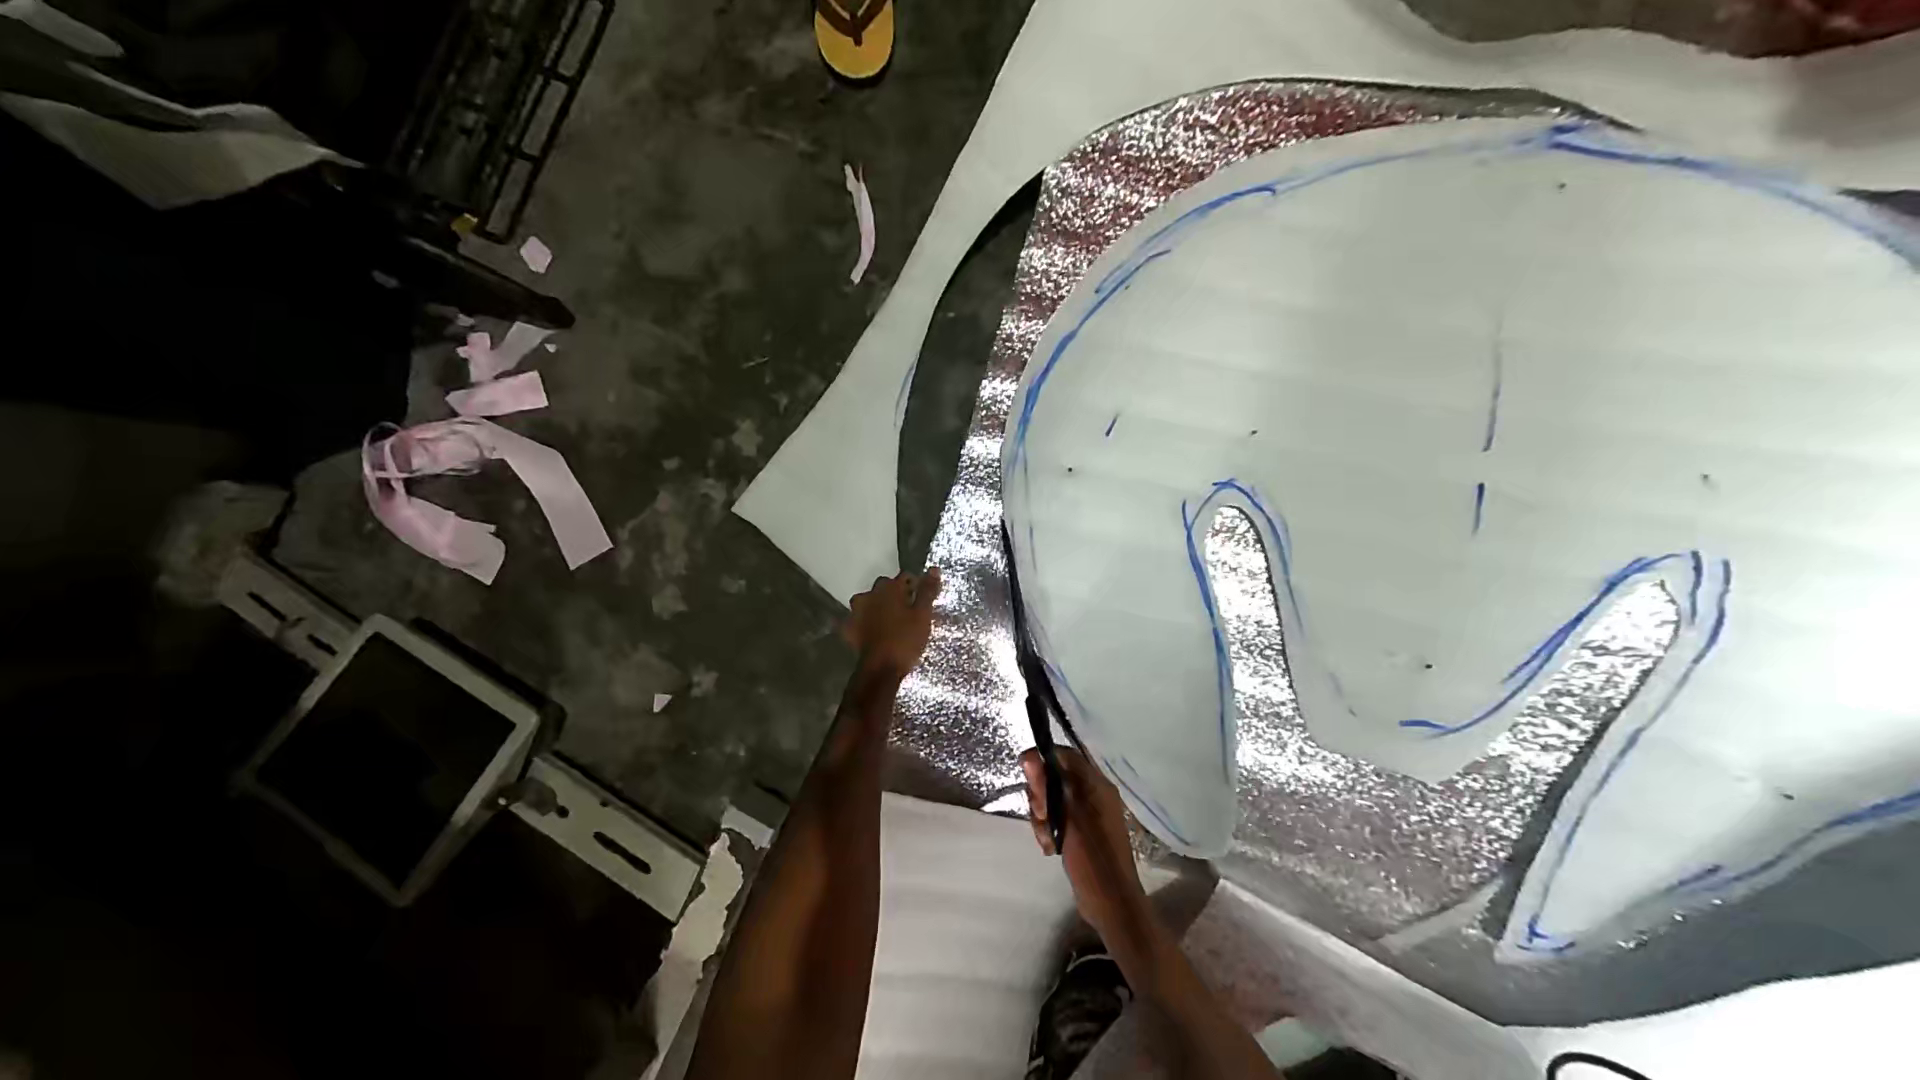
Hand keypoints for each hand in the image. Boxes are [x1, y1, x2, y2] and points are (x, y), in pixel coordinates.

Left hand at [842, 569, 940, 677]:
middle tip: (909, 613)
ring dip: (880, 608)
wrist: (880, 670)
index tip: (923, 600)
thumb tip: (934, 569)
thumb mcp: (923, 615)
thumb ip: (927, 591)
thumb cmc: (906, 640)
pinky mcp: (849, 629)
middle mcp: (869, 594)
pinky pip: (860, 620)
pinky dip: (867, 623)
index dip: (915, 587)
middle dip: (896, 596)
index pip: (905, 577)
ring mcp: (856, 611)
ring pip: (871, 603)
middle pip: (885, 588)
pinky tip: (875, 633)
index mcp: (888, 588)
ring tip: (892, 623)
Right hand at [1022, 746, 1148, 944]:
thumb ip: (1048, 786)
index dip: (1043, 762)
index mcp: (1097, 784)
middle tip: (1041, 815)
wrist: (1111, 902)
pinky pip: (1059, 818)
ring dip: (1043, 817)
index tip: (1028, 778)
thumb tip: (1030, 756)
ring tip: (1046, 838)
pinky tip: (1050, 847)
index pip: (1064, 755)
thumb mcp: (1066, 817)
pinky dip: (1051, 829)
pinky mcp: (1083, 832)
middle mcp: (1094, 794)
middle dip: (1041, 795)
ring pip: (1053, 800)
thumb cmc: (1092, 856)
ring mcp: (1089, 813)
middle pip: (1055, 777)